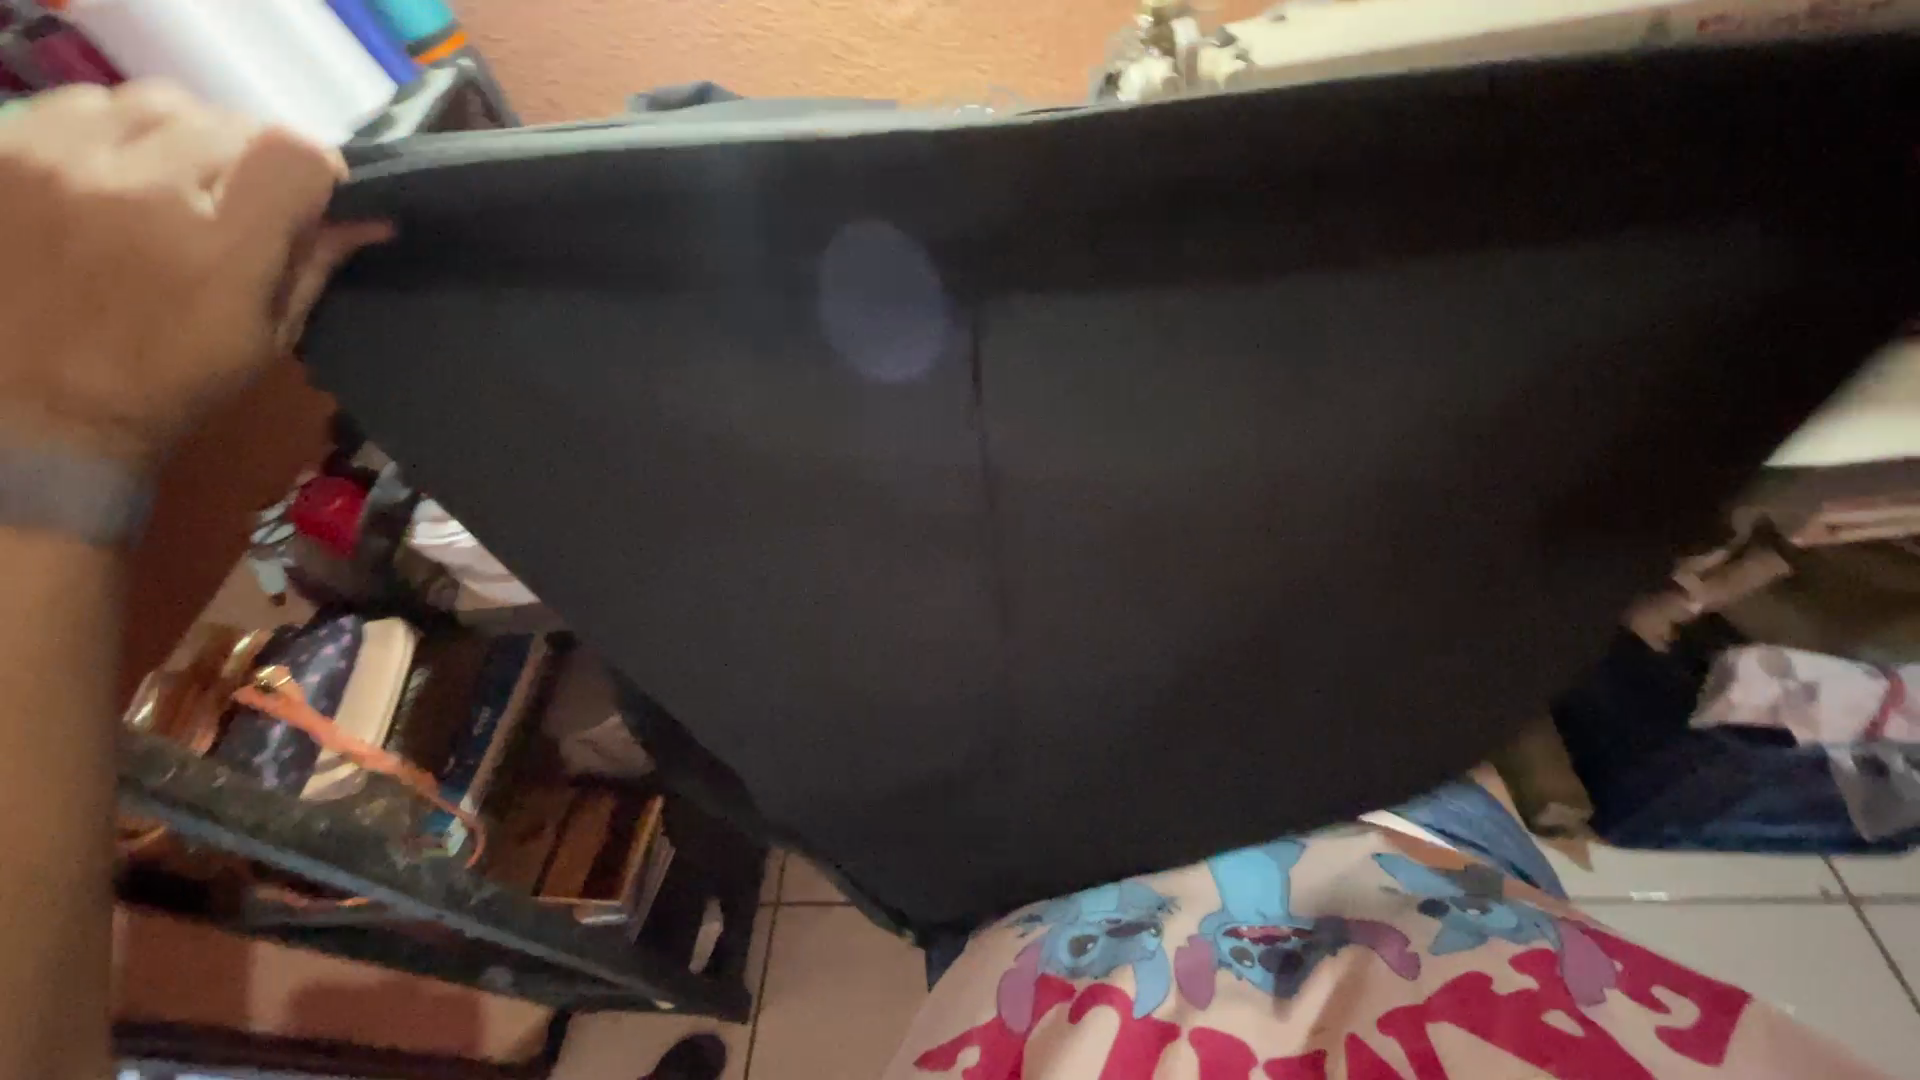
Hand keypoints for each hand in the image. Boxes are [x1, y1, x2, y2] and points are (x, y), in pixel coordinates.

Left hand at [0, 81, 389, 468]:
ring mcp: (56, 155)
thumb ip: (316, 263)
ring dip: (190, 137)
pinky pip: (87, 103)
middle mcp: (137, 184)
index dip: (316, 170)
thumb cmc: (174, 378)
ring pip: (160, 102)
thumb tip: (371, 218)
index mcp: (218, 244)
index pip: (292, 152)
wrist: (30, 400)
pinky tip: (122, 175)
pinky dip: (122, 130)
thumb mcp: (270, 333)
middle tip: (251, 201)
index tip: (315, 198)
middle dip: (256, 157)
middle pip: (230, 121)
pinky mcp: (1, 145)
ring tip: (182, 184)